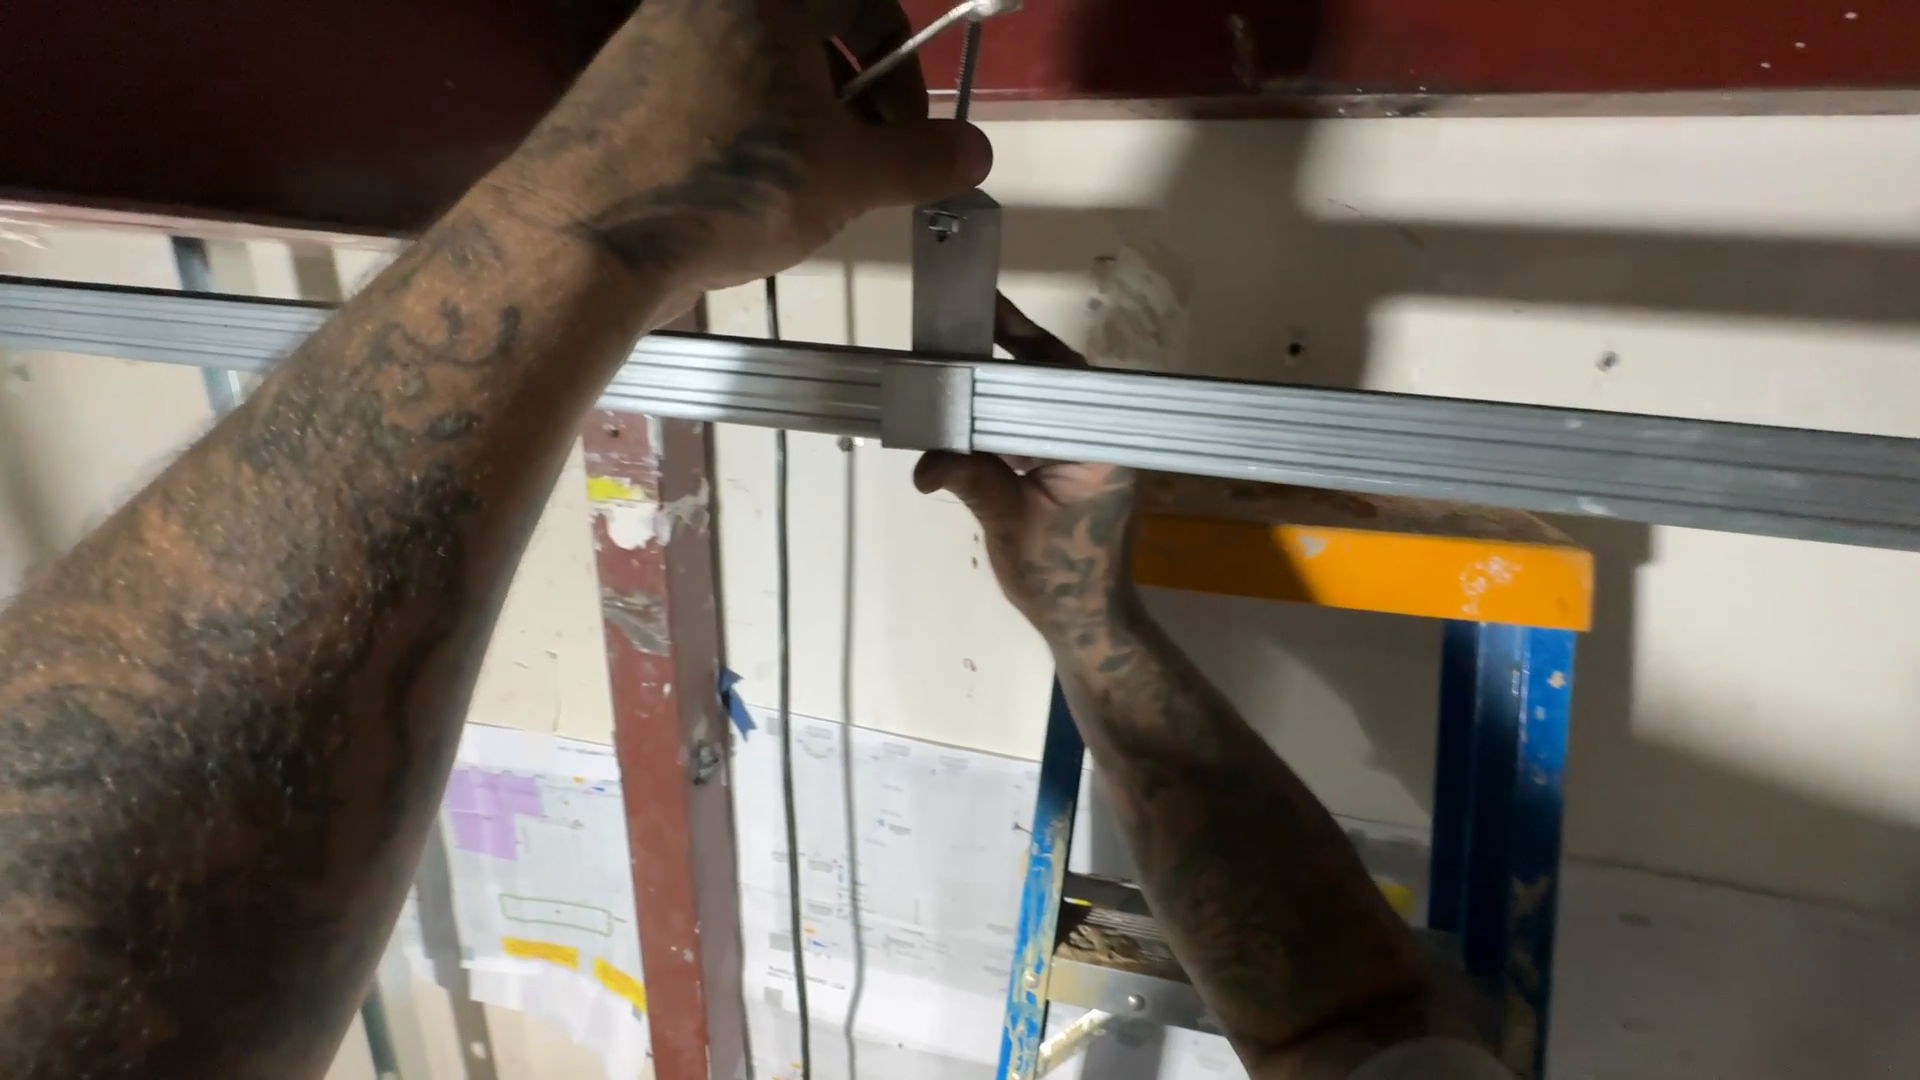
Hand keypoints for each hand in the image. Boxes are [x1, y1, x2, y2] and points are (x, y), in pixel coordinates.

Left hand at [491, 0, 991, 293]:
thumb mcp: (848, 178)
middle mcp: (708, 5)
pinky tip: (757, 202)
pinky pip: (723, 105)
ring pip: (768, 78)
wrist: (593, 235)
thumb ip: (921, 160)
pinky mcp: (636, 97)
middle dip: (860, 105)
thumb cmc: (730, 188)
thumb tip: (978, 151)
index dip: (906, 64)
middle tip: (869, 168)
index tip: (911, 130)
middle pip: (815, 38)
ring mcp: (663, 48)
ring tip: (816, 196)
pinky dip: (760, 143)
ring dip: (812, 131)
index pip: (864, 1)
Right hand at [913, 299, 1139, 643]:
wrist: (1081, 618)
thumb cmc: (1057, 576)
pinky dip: (999, 419)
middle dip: (1006, 352)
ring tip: (953, 357)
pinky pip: (1031, 427)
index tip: (983, 310)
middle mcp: (1098, 437)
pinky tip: (964, 411)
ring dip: (999, 384)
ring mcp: (1083, 450)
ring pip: (1039, 400)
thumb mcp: (1009, 525)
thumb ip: (973, 481)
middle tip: (960, 322)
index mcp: (1099, 444)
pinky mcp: (1066, 465)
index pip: (1060, 375)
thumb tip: (925, 462)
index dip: (1021, 340)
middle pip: (1050, 378)